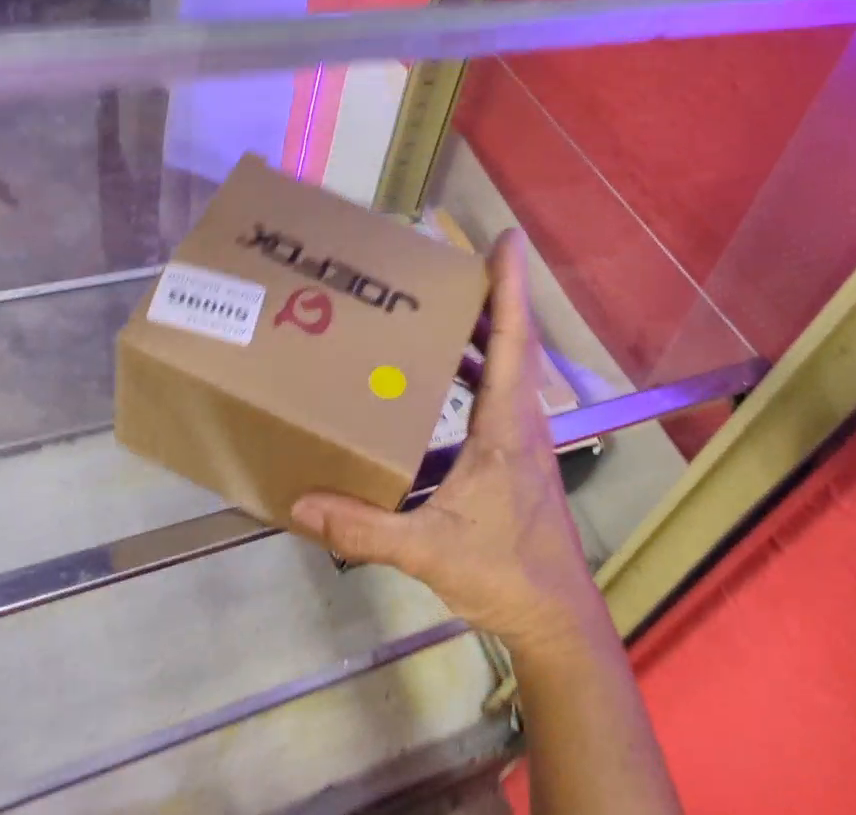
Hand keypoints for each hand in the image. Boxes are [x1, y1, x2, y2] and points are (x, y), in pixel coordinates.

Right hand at [292, 229, 607, 655]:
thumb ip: (364, 528)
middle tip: (448, 264)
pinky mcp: (515, 458)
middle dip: (487, 297)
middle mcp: (519, 422)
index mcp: (507, 427)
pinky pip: (496, 396)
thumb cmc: (505, 573)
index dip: (509, 288)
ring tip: (437, 308)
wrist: (554, 615)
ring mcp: (521, 439)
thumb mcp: (428, 549)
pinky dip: (472, 373)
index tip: (506, 239)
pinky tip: (437, 382)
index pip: (513, 342)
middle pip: (512, 342)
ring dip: (479, 334)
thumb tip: (301, 504)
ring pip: (505, 368)